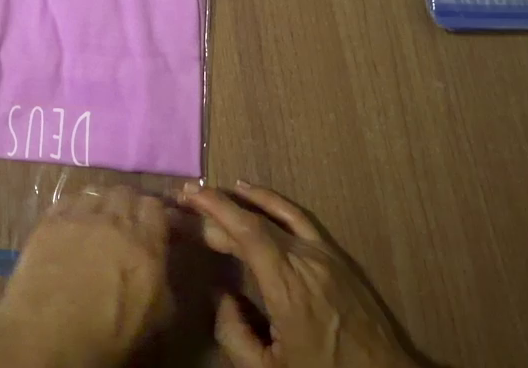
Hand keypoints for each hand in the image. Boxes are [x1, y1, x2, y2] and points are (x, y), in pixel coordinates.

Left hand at [0, 186, 175, 367]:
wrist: (46, 337)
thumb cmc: (105, 337)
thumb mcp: (153, 319)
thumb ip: (162, 283)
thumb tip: (159, 267)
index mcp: (145, 245)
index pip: (155, 207)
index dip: (153, 214)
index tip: (152, 226)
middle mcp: (114, 222)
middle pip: (125, 193)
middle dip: (127, 205)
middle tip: (124, 224)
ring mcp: (80, 217)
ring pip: (96, 192)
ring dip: (101, 203)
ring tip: (97, 222)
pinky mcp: (50, 220)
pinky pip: (68, 200)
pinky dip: (75, 208)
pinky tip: (72, 224)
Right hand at [180, 181, 410, 367]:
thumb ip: (235, 335)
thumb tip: (220, 297)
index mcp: (287, 284)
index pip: (246, 230)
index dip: (215, 208)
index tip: (188, 194)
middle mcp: (306, 258)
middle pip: (257, 219)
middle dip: (221, 206)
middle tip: (190, 203)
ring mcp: (326, 254)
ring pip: (281, 212)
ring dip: (248, 198)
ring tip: (221, 192)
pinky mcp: (339, 258)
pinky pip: (302, 219)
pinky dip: (277, 205)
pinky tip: (262, 203)